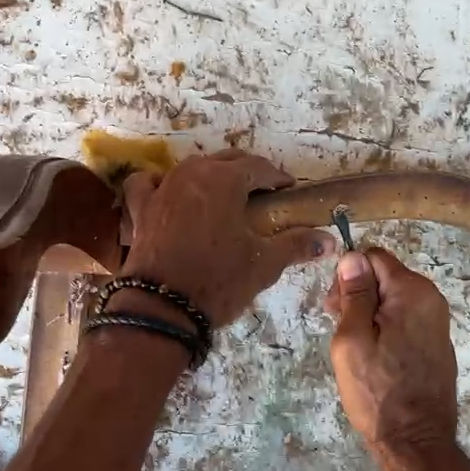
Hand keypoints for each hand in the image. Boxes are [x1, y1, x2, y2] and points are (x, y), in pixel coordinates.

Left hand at [118, 150, 335, 327]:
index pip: (259, 167)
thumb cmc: (219, 280)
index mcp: (226, 179)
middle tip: (263, 195)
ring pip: (192, 168)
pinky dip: (159, 184)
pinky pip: (148, 183)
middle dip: (247, 173)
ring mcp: (163, 188)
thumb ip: (296, 244)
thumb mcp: (264, 263)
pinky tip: (169, 195)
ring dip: (211, 176)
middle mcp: (193, 173)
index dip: (277, 178)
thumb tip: (328, 240)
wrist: (162, 310)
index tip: (288, 191)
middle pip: (227, 161)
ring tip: (225, 198)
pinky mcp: (141, 208)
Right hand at [325, 247, 458, 468]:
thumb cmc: (377, 391)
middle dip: (358, 293)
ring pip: (393, 299)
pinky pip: (406, 319)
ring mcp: (437, 322)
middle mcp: (431, 299)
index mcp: (412, 291)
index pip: (374, 257)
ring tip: (354, 347)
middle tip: (337, 327)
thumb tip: (352, 257)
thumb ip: (354, 294)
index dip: (348, 275)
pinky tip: (374, 356)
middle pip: (385, 276)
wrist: (417, 443)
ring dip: (369, 313)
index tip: (333, 306)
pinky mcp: (437, 343)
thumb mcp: (352, 339)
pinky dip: (386, 328)